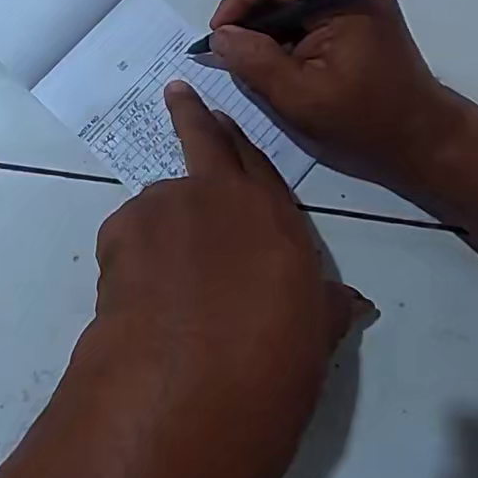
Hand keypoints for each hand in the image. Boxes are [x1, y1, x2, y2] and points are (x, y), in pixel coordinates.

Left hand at [0, 83, 370, 477]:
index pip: (260, 167)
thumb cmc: (268, 369)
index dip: (242, 144)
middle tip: (178, 92)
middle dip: (193, 115)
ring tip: (163, 276)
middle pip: (206, 142)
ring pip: (163, 200)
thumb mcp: (312, 342)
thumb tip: (353, 303)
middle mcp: (220, 198)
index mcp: (274, 220)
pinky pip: (131, 233)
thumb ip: (325, 309)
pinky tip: (138, 292)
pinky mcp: (124, 226)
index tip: (225, 119)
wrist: (185, 385)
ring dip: (163, 221)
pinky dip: (134, 252)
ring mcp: (168, 205)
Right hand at [209, 0, 469, 191]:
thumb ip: (253, 61)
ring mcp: (356, 4)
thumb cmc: (365, 124)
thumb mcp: (298, 97)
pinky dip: (283, 35)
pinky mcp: (356, 21)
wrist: (425, 144)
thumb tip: (219, 36)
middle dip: (248, 14)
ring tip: (252, 64)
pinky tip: (277, 65)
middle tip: (231, 52)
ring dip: (264, 27)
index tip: (220, 36)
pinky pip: (306, 15)